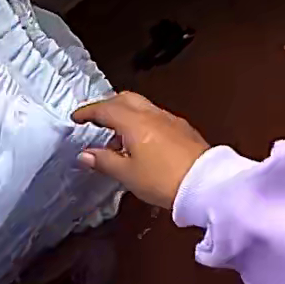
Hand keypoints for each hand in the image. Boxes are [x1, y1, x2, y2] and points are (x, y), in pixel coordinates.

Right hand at [71, 91, 210, 207]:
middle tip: (96, 119)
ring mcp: (170, 120)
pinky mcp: (183, 129)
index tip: (77, 117)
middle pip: (125, 99)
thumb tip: (85, 154)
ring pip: (143, 107)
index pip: (106, 109)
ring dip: (126, 115)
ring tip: (117, 139)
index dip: (88, 111)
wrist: (207, 184)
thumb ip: (105, 161)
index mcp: (135, 122)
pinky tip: (141, 143)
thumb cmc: (164, 180)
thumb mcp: (128, 174)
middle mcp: (153, 114)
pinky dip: (142, 122)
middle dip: (108, 105)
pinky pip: (156, 117)